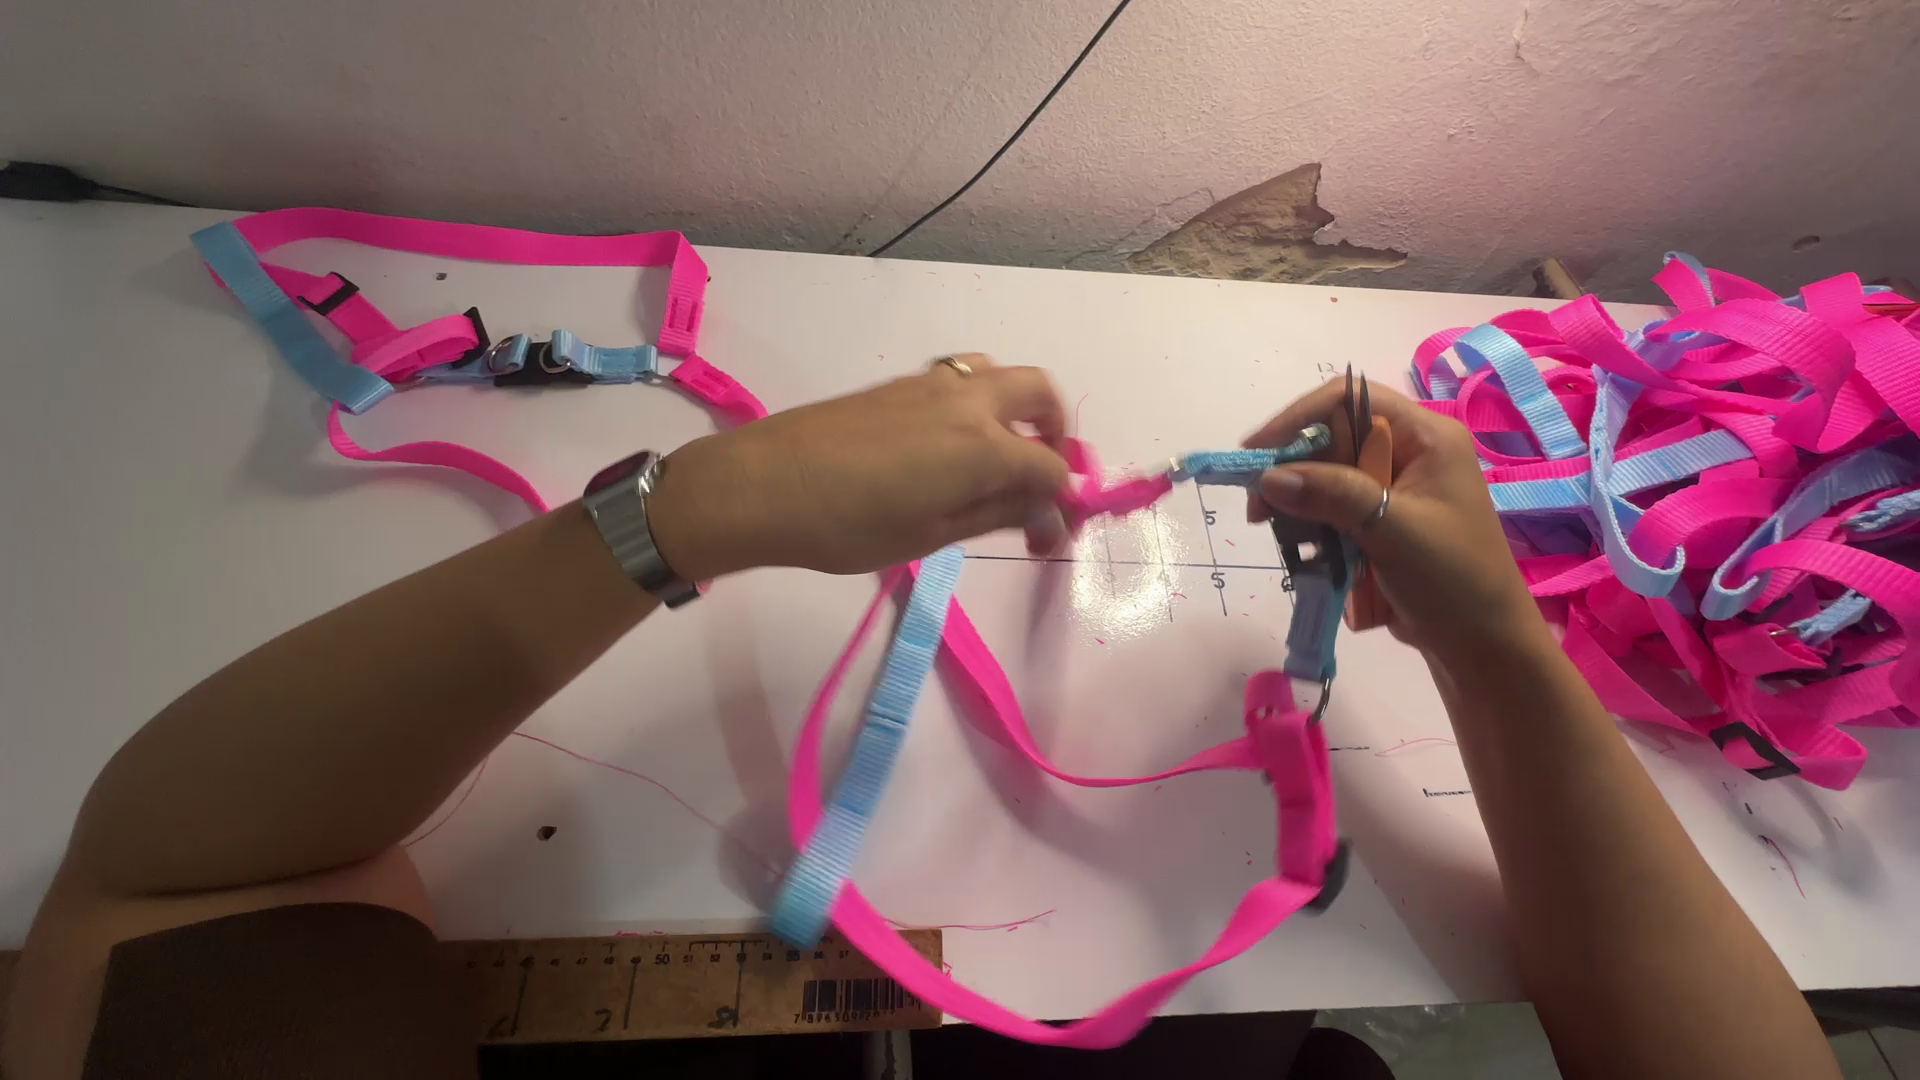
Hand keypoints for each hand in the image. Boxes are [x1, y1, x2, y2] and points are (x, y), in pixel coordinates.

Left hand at [648, 354, 1070, 577]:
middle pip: (1040, 394)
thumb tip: (1044, 512)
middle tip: (1041, 476)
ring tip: (998, 454)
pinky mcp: (900, 382)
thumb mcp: (931, 535)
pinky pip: (960, 376)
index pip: (1051, 466)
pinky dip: (978, 401)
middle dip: (1056, 432)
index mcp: (984, 447)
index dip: (1059, 502)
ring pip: (999, 373)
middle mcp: (968, 401)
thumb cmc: (849, 527)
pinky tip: (949, 443)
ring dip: (1016, 407)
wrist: (763, 485)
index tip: (1046, 534)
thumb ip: (996, 514)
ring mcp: (932, 383)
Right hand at [1243, 379, 1549, 660]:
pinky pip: (1326, 505)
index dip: (1298, 417)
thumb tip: (1269, 477)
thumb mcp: (1394, 530)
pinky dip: (1304, 519)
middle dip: (1289, 464)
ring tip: (1266, 524)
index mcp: (1424, 437)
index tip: (1257, 453)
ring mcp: (1389, 487)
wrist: (1481, 643)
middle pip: (1329, 436)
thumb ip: (1333, 496)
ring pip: (1322, 473)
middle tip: (1257, 503)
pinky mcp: (1375, 519)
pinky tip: (1292, 540)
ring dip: (1291, 496)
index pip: (1350, 399)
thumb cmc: (1453, 579)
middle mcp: (1405, 452)